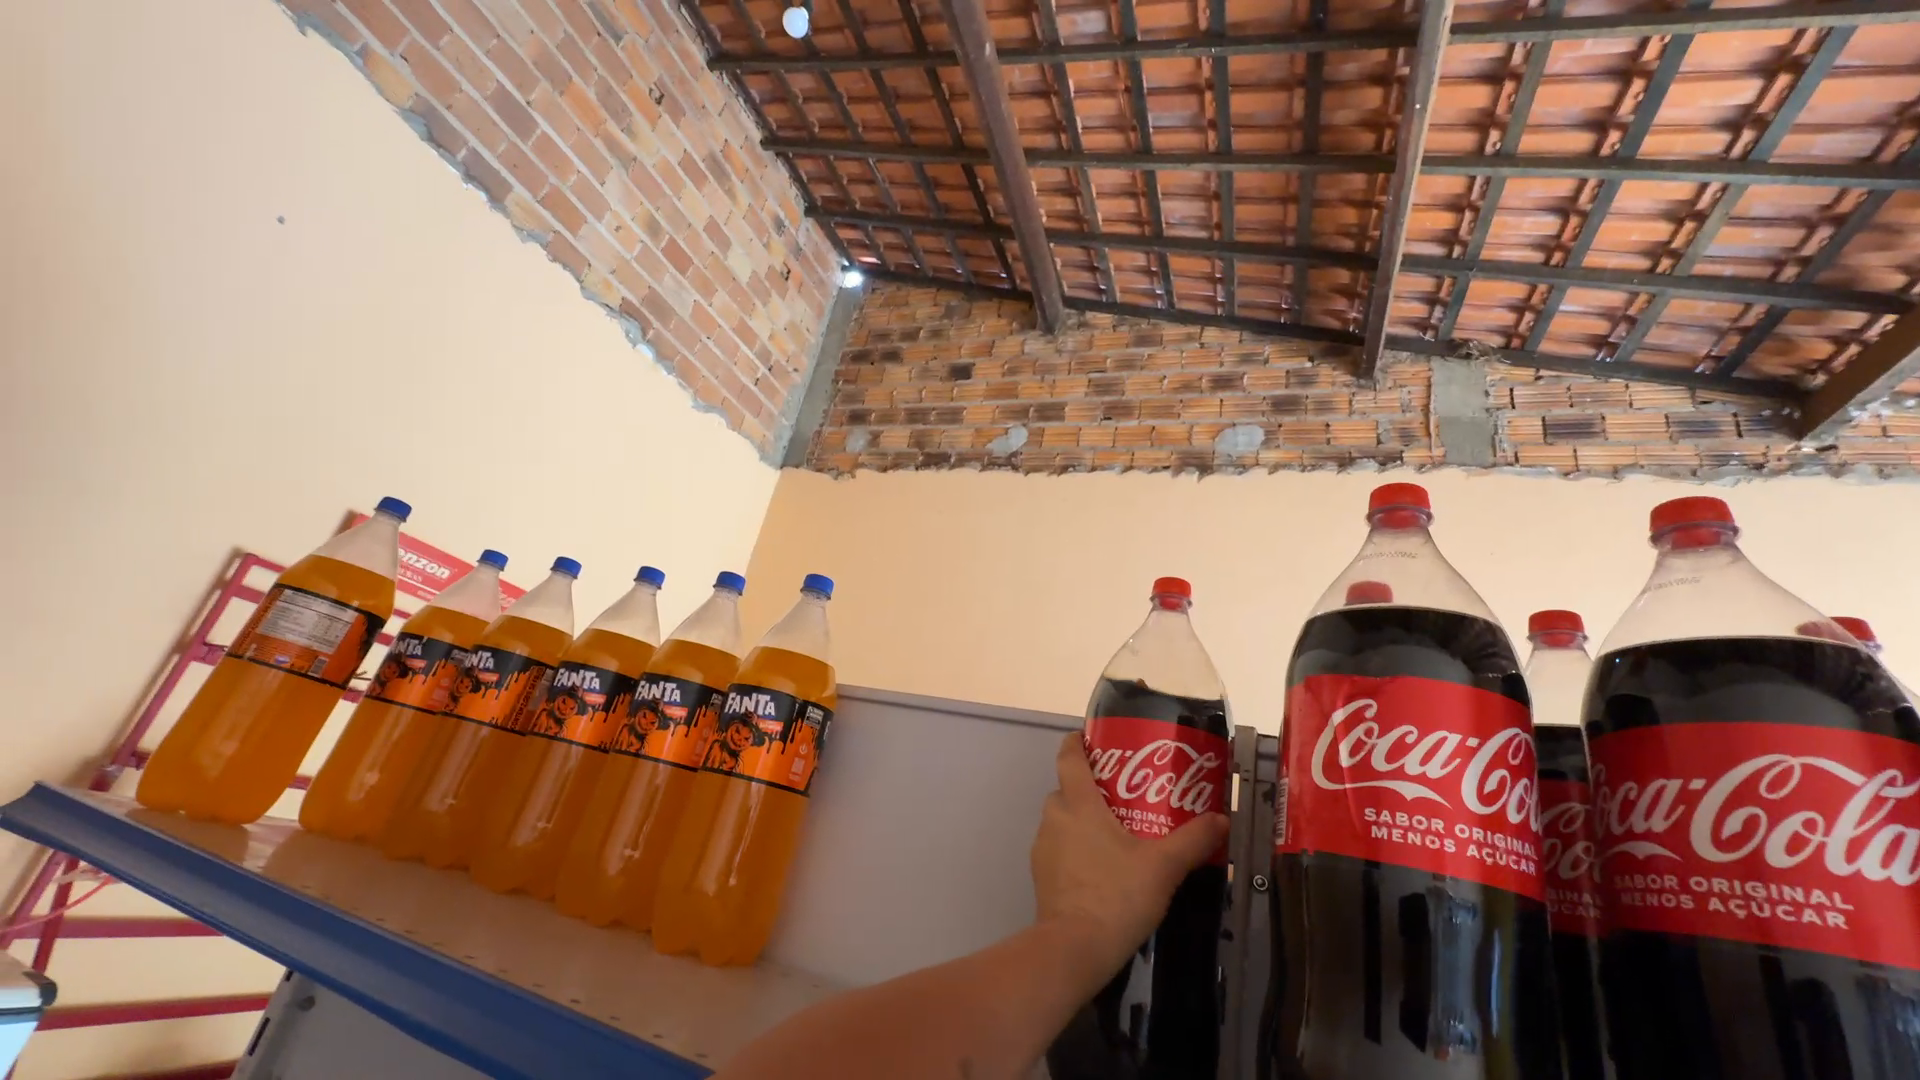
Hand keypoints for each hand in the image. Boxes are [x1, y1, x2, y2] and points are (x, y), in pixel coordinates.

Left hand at [1030, 733, 1229, 991]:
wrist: (1075, 948)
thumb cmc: (1117, 895)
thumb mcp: (1163, 866)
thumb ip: (1193, 840)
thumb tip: (1222, 819)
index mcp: (1078, 804)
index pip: (1068, 758)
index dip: (1077, 743)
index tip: (1091, 738)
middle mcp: (1055, 818)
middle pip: (1066, 789)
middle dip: (1090, 788)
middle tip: (1124, 795)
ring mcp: (1043, 848)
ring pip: (1061, 820)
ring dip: (1082, 821)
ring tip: (1118, 833)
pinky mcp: (1041, 876)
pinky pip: (1059, 848)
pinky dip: (1076, 849)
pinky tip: (1103, 868)